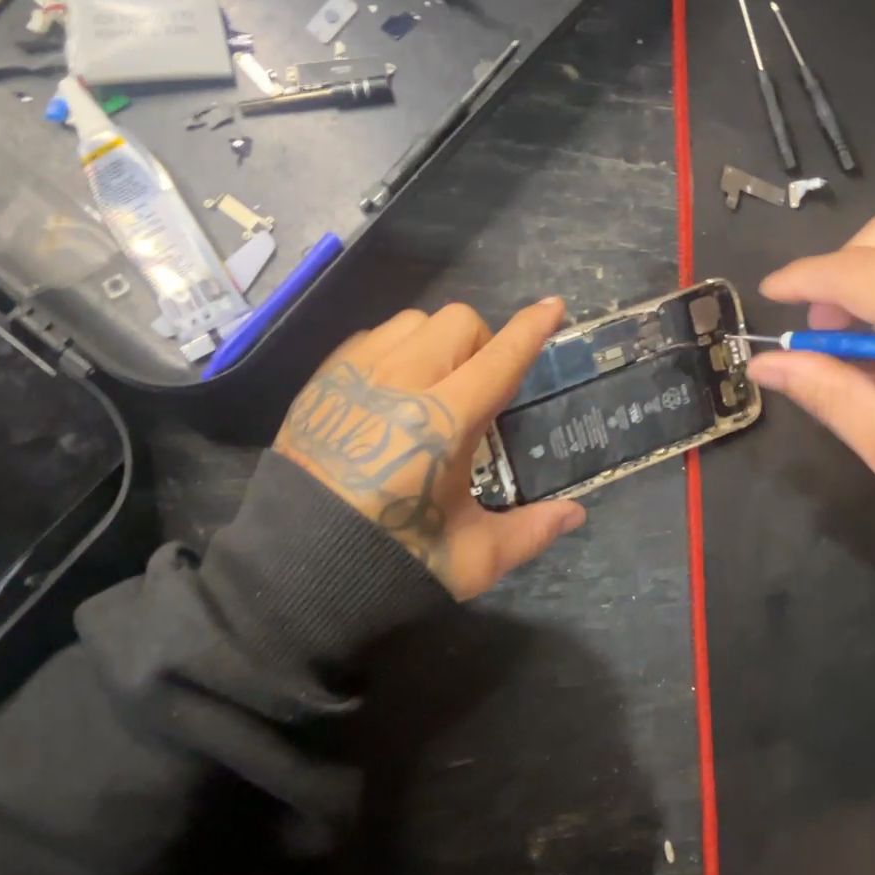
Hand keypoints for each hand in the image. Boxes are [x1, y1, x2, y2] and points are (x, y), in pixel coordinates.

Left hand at [275, 299, 585, 599]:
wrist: (298, 568)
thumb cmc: (394, 560)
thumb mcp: (474, 557)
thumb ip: (531, 531)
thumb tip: (575, 515)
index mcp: (443, 423)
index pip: (501, 358)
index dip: (532, 329)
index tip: (553, 307)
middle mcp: (401, 383)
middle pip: (458, 322)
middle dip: (483, 344)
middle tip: (480, 392)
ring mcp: (356, 376)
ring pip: (413, 322)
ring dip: (438, 343)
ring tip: (436, 386)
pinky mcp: (323, 381)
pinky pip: (372, 338)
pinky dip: (396, 350)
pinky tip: (394, 391)